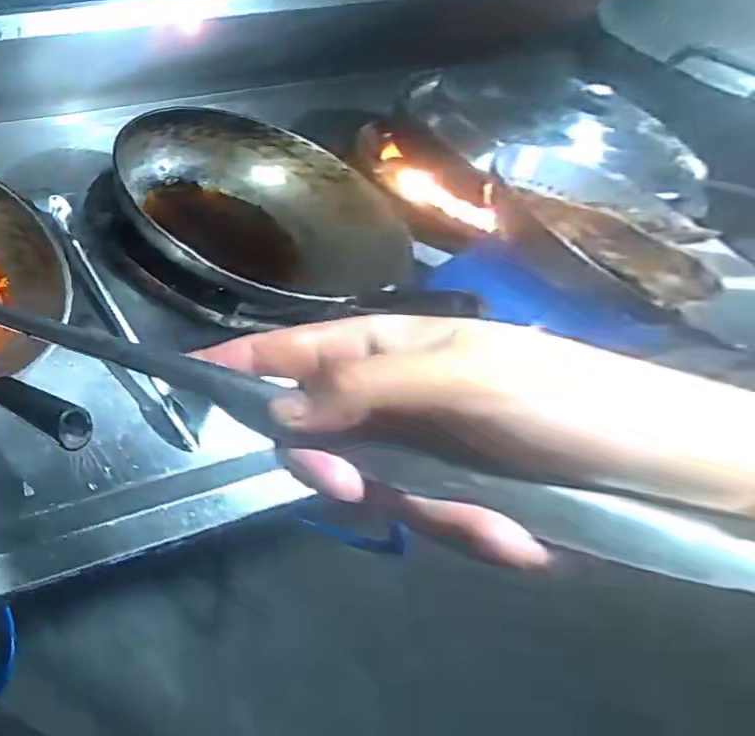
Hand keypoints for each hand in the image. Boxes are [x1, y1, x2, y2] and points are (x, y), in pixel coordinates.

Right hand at [194, 316, 754, 570]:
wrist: (704, 478)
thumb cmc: (573, 400)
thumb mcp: (461, 377)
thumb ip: (360, 387)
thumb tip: (277, 407)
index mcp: (378, 349)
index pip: (282, 351)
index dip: (232, 361)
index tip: (182, 376)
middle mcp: (385, 398)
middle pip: (308, 426)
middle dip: (325, 460)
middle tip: (347, 485)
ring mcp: (419, 449)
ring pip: (362, 480)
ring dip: (410, 505)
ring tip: (482, 520)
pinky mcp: (457, 497)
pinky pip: (424, 517)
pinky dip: (469, 531)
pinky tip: (519, 535)